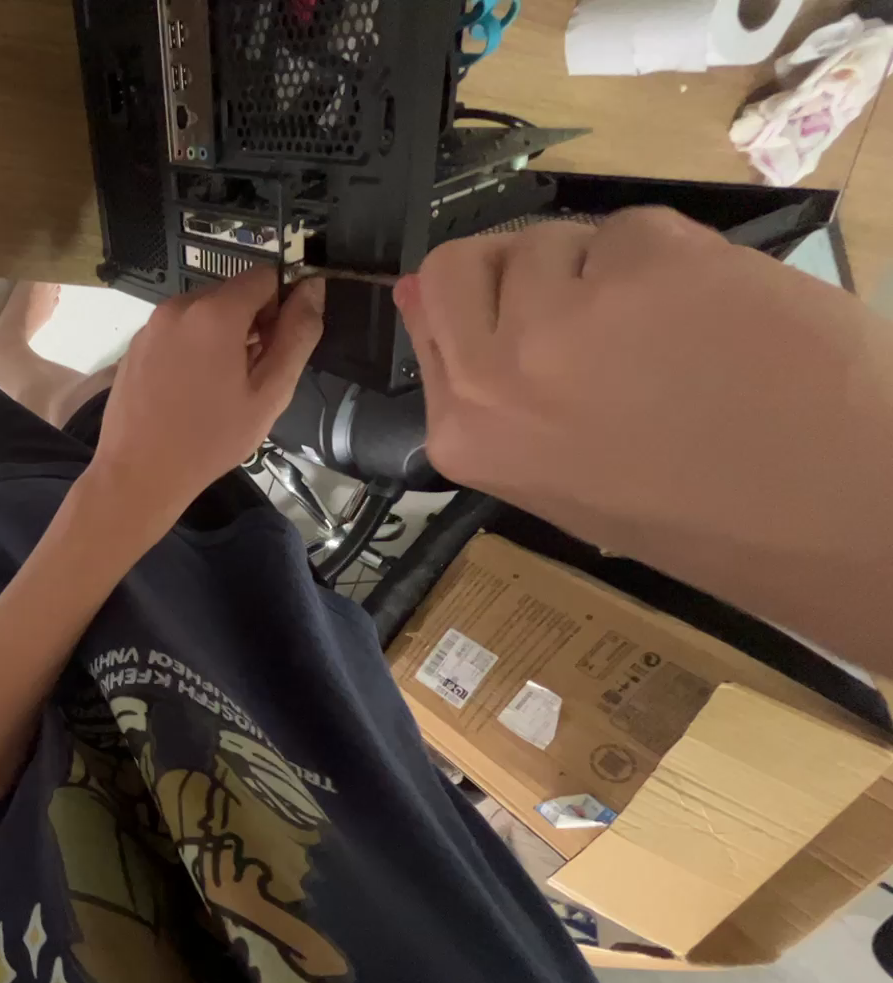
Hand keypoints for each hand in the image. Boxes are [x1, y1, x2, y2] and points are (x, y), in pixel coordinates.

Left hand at [89, 268, 324, 526]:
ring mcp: (149, 328)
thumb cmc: (208, 440)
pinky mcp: (133, 348)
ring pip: (201, 315)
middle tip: (248, 376)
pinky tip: (187, 392)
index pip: (264, 276)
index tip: (276, 347)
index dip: (280, 306)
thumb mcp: (270, 392)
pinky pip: (174, 334)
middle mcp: (177, 309)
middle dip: (249, 324)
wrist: (138, 474)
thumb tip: (313, 288)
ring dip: (218, 338)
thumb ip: (297, 335)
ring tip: (216, 388)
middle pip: (230, 295)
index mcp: (214, 313)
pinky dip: (189, 350)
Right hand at [396, 207, 892, 669]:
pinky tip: (694, 305)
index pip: (425, 317)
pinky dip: (659, 254)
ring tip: (647, 320)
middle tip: (573, 305)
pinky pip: (629, 227)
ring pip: (547, 240)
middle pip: (459, 265)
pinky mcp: (650, 272)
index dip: (470, 304)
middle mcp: (490, 375)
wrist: (818, 507)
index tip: (512, 310)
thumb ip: (466, 384)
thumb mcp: (530, 465)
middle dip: (510, 271)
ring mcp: (563, 319)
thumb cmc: (669, 502)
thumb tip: (412, 290)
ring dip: (592, 264)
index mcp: (459, 431)